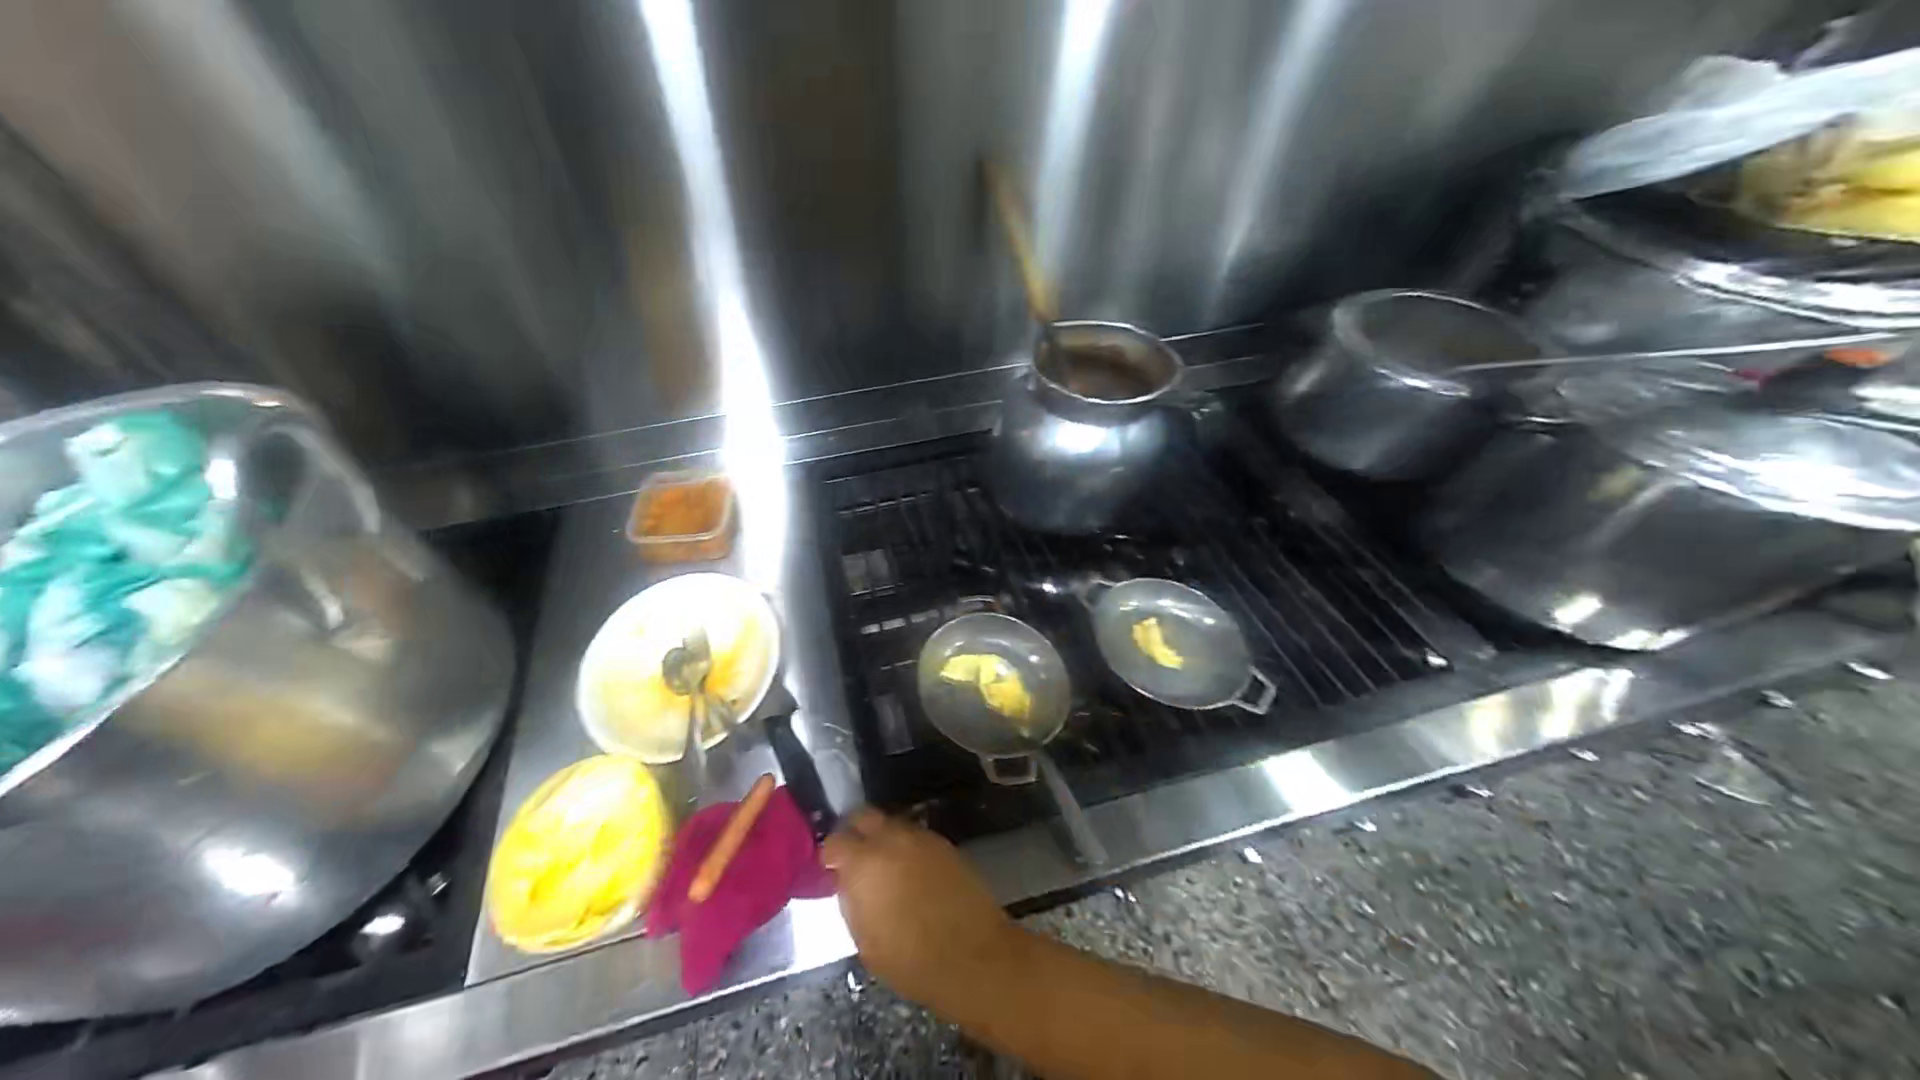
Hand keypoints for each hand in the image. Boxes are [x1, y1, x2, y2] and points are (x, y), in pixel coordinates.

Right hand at [822, 808, 1020, 1007]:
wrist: (974, 956)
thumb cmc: (912, 960)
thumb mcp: (866, 941)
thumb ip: (851, 901)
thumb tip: (848, 883)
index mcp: (865, 863)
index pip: (836, 841)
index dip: (831, 855)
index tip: (831, 869)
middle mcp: (893, 840)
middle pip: (865, 817)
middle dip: (856, 833)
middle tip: (855, 859)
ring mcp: (922, 839)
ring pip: (893, 825)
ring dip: (884, 840)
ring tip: (886, 868)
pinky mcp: (946, 845)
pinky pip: (917, 838)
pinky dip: (908, 849)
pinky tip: (912, 873)